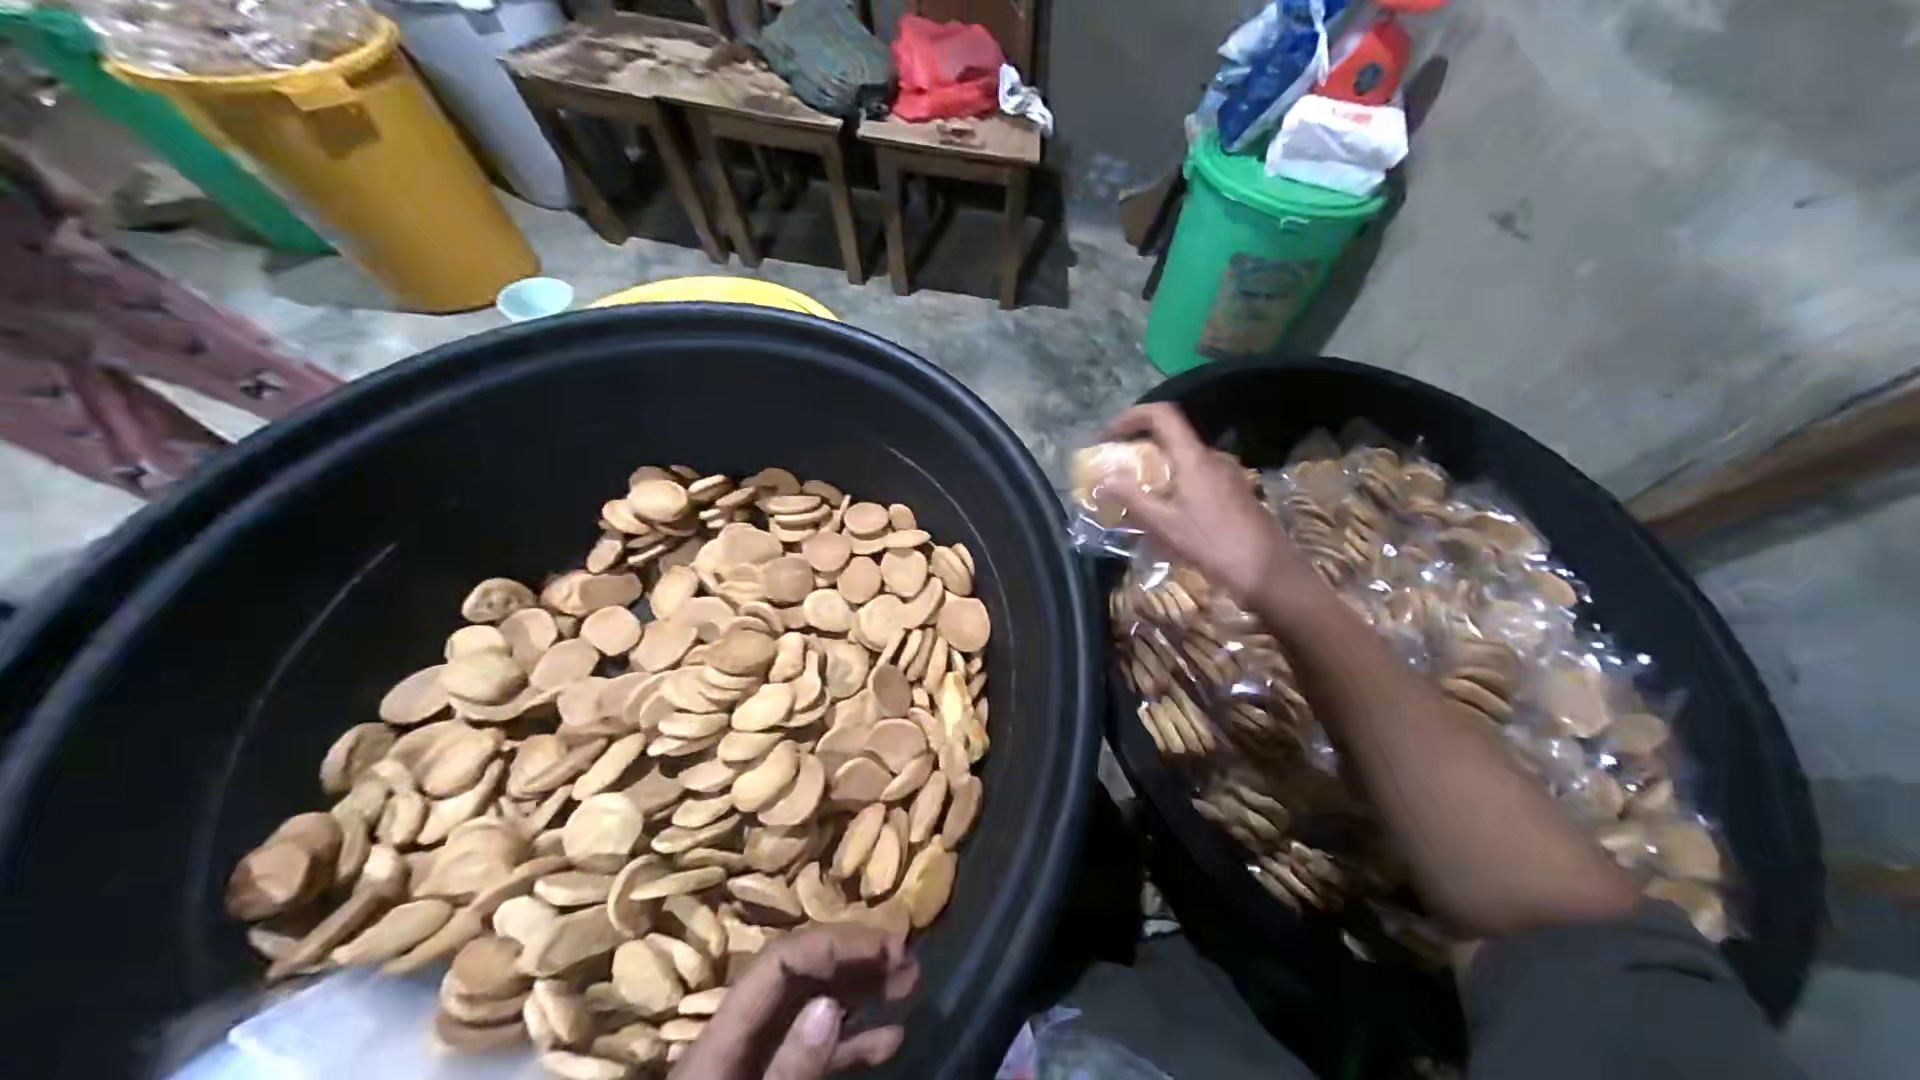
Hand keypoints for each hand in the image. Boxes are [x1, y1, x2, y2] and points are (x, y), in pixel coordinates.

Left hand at [669, 923, 918, 1079]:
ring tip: (908, 984)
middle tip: (906, 960)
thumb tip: (830, 1004)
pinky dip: (855, 1040)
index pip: (780, 962)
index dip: (834, 942)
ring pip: (812, 1006)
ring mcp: (756, 1061)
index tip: (887, 946)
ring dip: (862, 990)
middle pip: (800, 975)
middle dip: (854, 958)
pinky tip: (891, 1041)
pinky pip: (816, 1051)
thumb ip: (788, 1071)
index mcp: (724, 1037)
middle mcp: (741, 1036)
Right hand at [1104, 404, 1319, 609]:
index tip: (1108, 435)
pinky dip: (1174, 482)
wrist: (1265, 570)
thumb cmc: (1212, 543)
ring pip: (1184, 458)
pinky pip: (1196, 475)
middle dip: (1139, 444)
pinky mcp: (1233, 491)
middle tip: (1115, 465)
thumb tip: (1104, 480)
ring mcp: (1226, 474)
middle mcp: (1212, 457)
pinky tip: (1164, 510)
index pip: (1162, 415)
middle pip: (1171, 435)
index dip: (1132, 416)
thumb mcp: (1164, 523)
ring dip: (1156, 466)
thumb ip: (1132, 498)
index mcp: (1193, 457)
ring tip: (1135, 491)